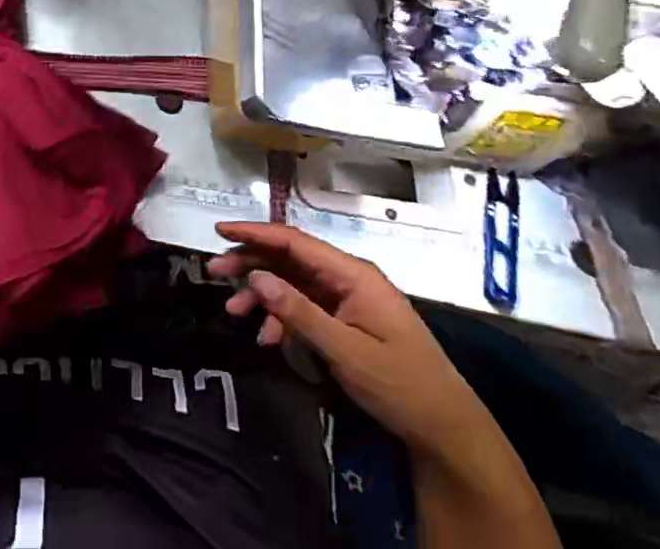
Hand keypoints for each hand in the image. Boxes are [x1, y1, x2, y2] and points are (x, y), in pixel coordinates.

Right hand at [209, 222, 501, 464]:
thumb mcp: (345, 350)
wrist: (444, 428)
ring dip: (262, 295)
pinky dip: (281, 318)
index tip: (220, 231)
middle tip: (215, 274)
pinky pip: (304, 307)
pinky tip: (267, 338)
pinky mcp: (345, 319)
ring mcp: (346, 298)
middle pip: (289, 259)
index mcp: (353, 274)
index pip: (295, 242)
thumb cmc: (400, 384)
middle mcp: (347, 278)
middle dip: (251, 263)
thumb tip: (256, 277)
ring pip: (292, 283)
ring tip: (233, 313)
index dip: (255, 232)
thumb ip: (298, 312)